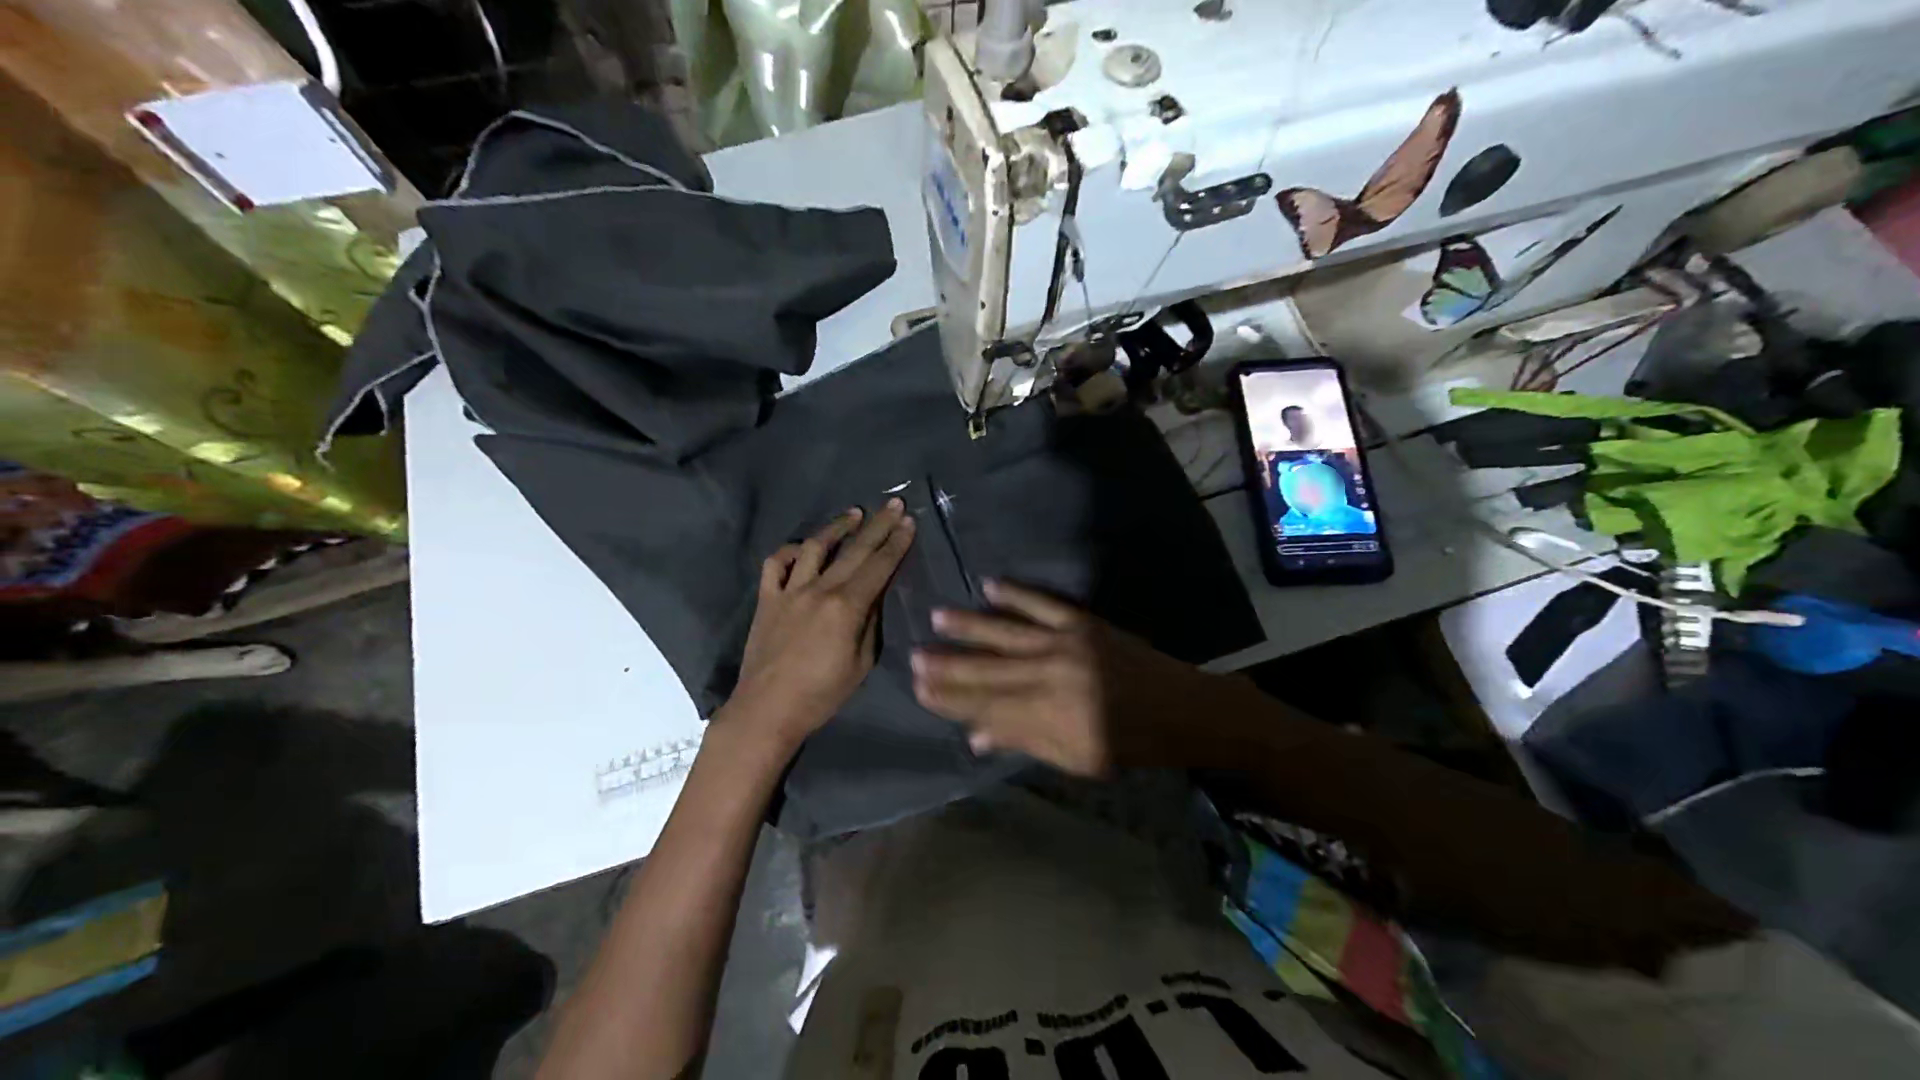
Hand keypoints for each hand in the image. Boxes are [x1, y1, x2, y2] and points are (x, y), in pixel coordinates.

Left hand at [728, 499, 915, 744]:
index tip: (909, 522)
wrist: (767, 709)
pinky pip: (775, 564)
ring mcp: (789, 591)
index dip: (896, 543)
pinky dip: (789, 551)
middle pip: (854, 550)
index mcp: (847, 607)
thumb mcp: (861, 663)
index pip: (879, 566)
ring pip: (814, 547)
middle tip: (894, 504)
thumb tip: (875, 594)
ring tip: (854, 514)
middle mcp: (819, 589)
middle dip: (878, 525)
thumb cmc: (822, 694)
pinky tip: (802, 547)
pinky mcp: (767, 599)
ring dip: (837, 528)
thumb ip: (870, 623)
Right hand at [910, 581, 1214, 774]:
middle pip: (988, 668)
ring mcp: (1065, 642)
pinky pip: (1042, 604)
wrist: (1181, 708)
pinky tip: (989, 585)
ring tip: (937, 617)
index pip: (985, 704)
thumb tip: (974, 737)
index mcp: (1047, 712)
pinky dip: (1015, 594)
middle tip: (913, 658)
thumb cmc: (1128, 743)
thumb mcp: (1076, 758)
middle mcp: (1049, 674)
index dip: (950, 698)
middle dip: (948, 664)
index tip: (919, 689)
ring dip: (970, 625)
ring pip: (1006, 632)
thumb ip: (1024, 741)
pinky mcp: (1082, 622)